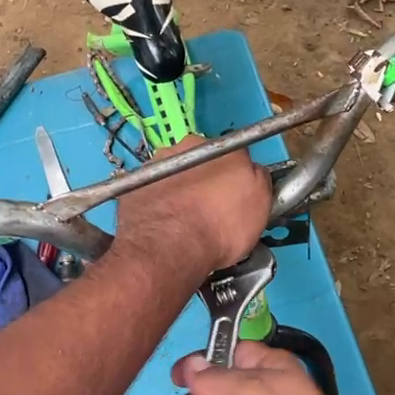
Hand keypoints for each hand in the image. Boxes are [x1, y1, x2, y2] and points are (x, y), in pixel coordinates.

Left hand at [115, 137, 271, 273]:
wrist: (169, 248)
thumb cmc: (220, 229)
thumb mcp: (260, 206)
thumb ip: (259, 179)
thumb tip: (254, 173)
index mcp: (226, 149)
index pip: (237, 156)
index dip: (238, 178)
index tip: (235, 198)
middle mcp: (190, 146)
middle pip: (204, 160)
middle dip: (206, 179)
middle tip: (210, 208)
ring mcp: (158, 161)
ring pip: (176, 171)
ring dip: (180, 187)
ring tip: (184, 218)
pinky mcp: (134, 181)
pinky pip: (152, 188)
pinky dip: (158, 200)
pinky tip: (163, 221)